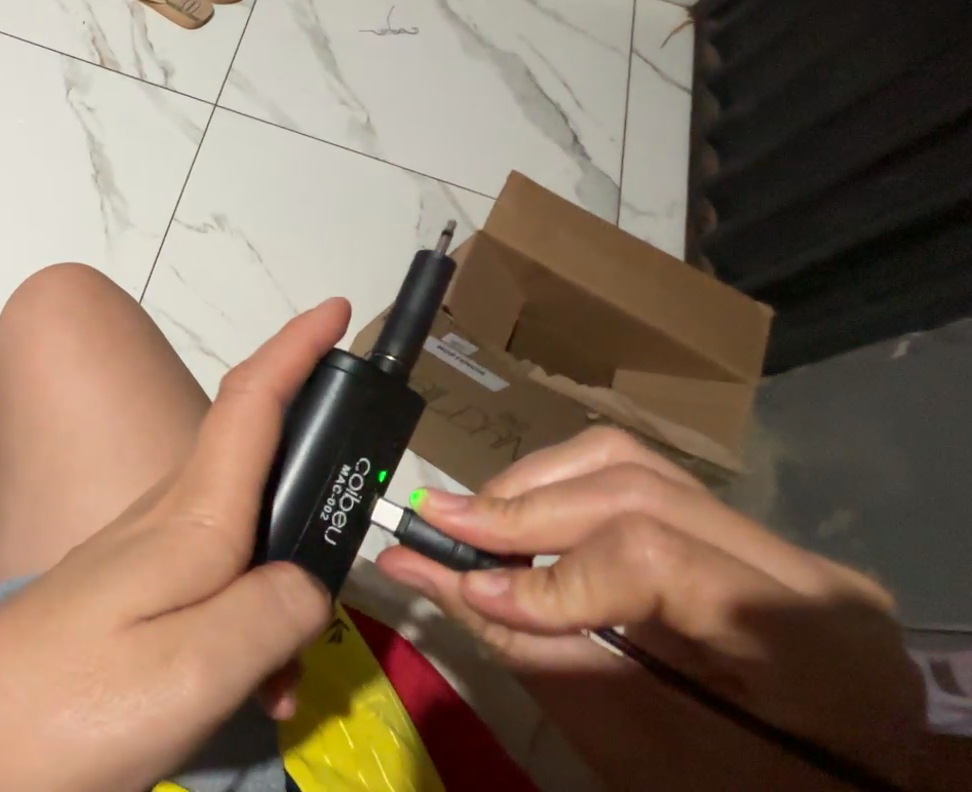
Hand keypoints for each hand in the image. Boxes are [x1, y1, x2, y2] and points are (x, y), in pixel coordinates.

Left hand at [0, 300, 348, 791]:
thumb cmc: (70, 699)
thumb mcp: (190, 670)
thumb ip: (267, 616)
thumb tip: (306, 580)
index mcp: (186, 521)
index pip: (249, 408)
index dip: (295, 351)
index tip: (336, 308)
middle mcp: (163, 520)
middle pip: (256, 470)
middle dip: (313, 503)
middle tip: (335, 582)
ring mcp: (140, 555)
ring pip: (241, 544)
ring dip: (278, 601)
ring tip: (273, 693)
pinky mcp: (127, 593)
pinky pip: (213, 587)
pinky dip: (245, 633)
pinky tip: (240, 694)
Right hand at [376, 427, 927, 790]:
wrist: (810, 791)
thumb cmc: (723, 788)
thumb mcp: (623, 743)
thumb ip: (517, 643)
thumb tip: (409, 564)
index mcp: (811, 646)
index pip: (658, 557)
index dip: (552, 572)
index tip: (472, 592)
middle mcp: (802, 569)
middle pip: (632, 488)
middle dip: (519, 507)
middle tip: (435, 526)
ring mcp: (769, 539)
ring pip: (624, 461)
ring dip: (529, 487)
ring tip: (473, 524)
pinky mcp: (727, 527)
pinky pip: (628, 477)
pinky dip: (553, 490)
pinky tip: (520, 523)